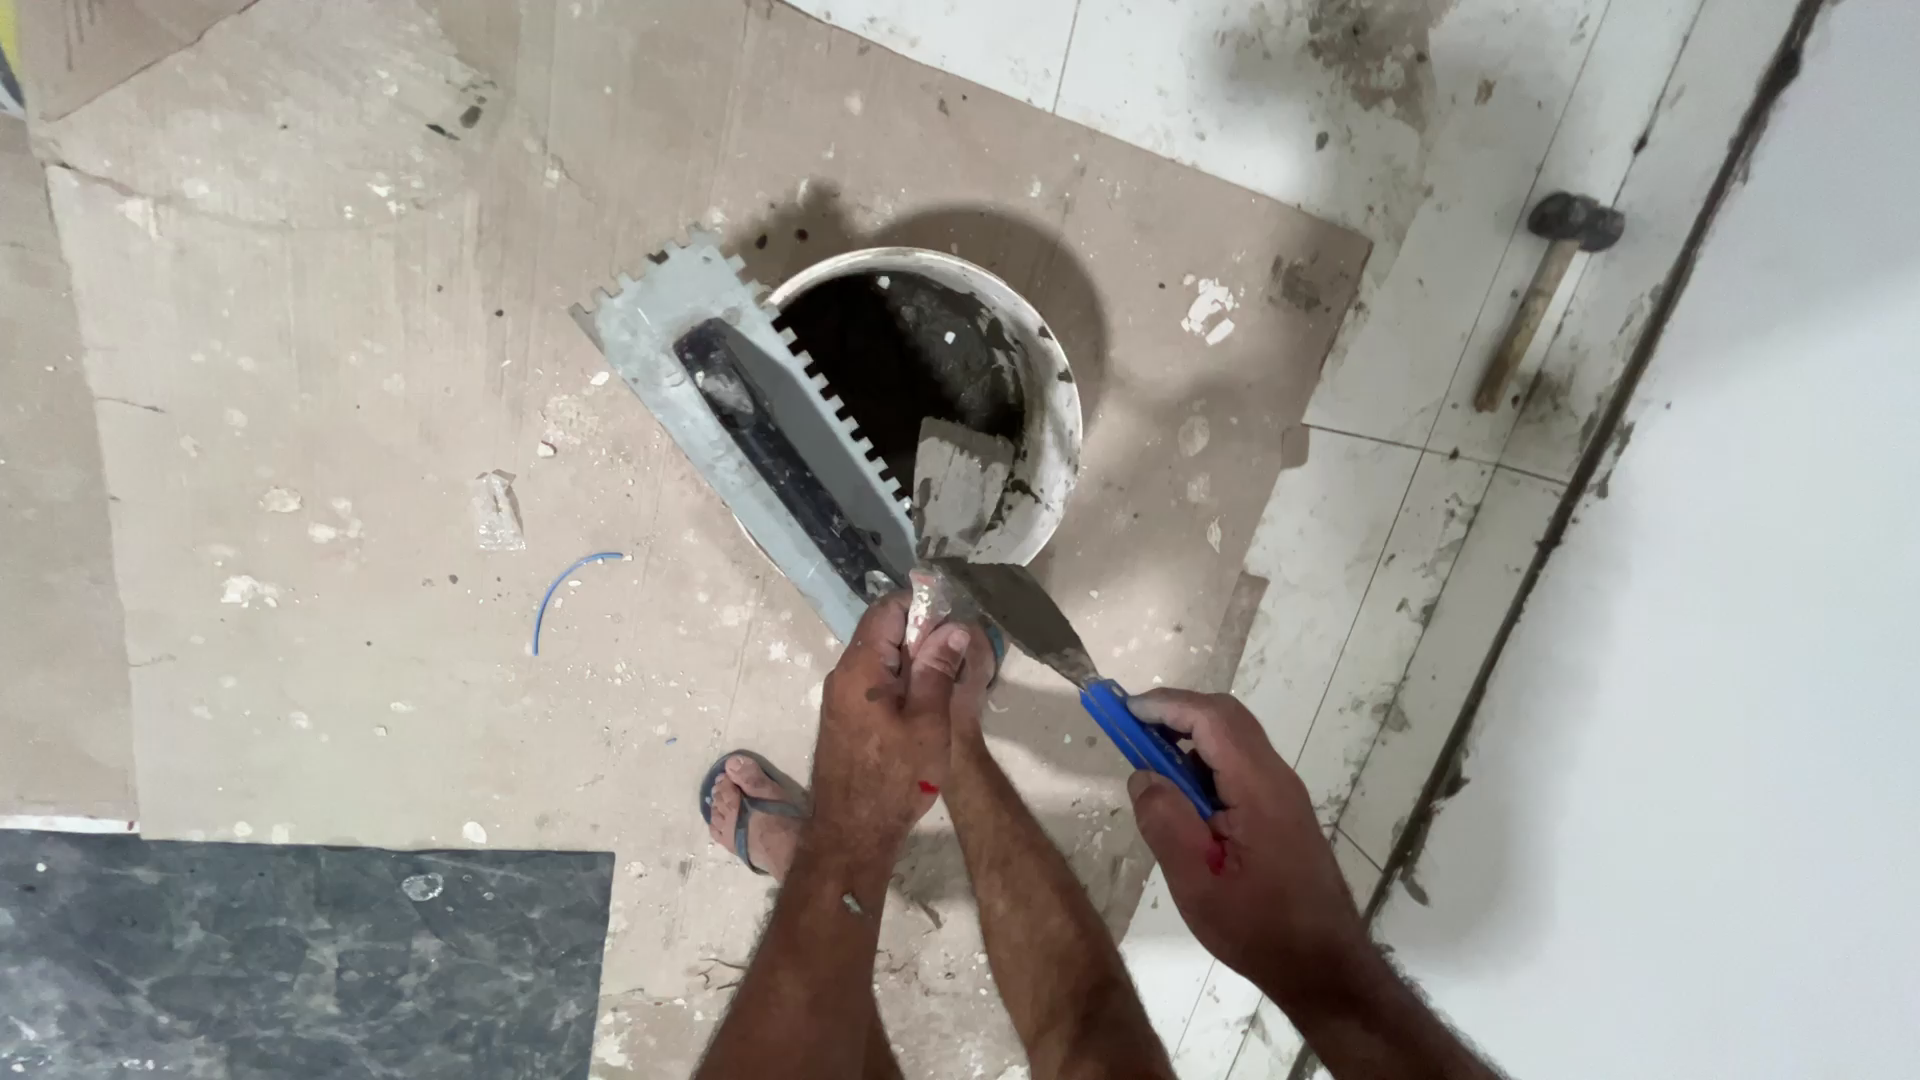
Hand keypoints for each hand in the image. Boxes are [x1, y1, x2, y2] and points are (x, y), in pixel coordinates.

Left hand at [811, 593, 973, 856]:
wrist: (851, 835)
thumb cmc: (894, 780)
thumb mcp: (928, 724)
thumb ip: (937, 671)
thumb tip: (952, 628)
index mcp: (861, 668)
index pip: (886, 609)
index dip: (921, 605)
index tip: (954, 619)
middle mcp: (843, 674)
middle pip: (883, 631)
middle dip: (922, 632)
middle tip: (958, 651)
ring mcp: (840, 696)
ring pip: (880, 656)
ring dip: (913, 658)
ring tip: (948, 676)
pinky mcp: (845, 715)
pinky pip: (874, 679)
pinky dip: (901, 678)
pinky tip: (925, 700)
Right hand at [1125, 689, 1373, 1006]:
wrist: (1326, 969)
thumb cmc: (1260, 930)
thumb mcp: (1197, 885)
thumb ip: (1166, 823)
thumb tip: (1143, 775)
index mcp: (1259, 789)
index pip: (1211, 719)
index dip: (1166, 705)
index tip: (1124, 710)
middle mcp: (1276, 778)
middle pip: (1225, 716)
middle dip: (1175, 711)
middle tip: (1131, 727)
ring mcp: (1282, 791)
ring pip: (1233, 736)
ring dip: (1188, 733)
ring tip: (1147, 756)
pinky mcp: (1280, 808)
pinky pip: (1238, 761)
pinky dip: (1202, 757)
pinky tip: (1179, 789)